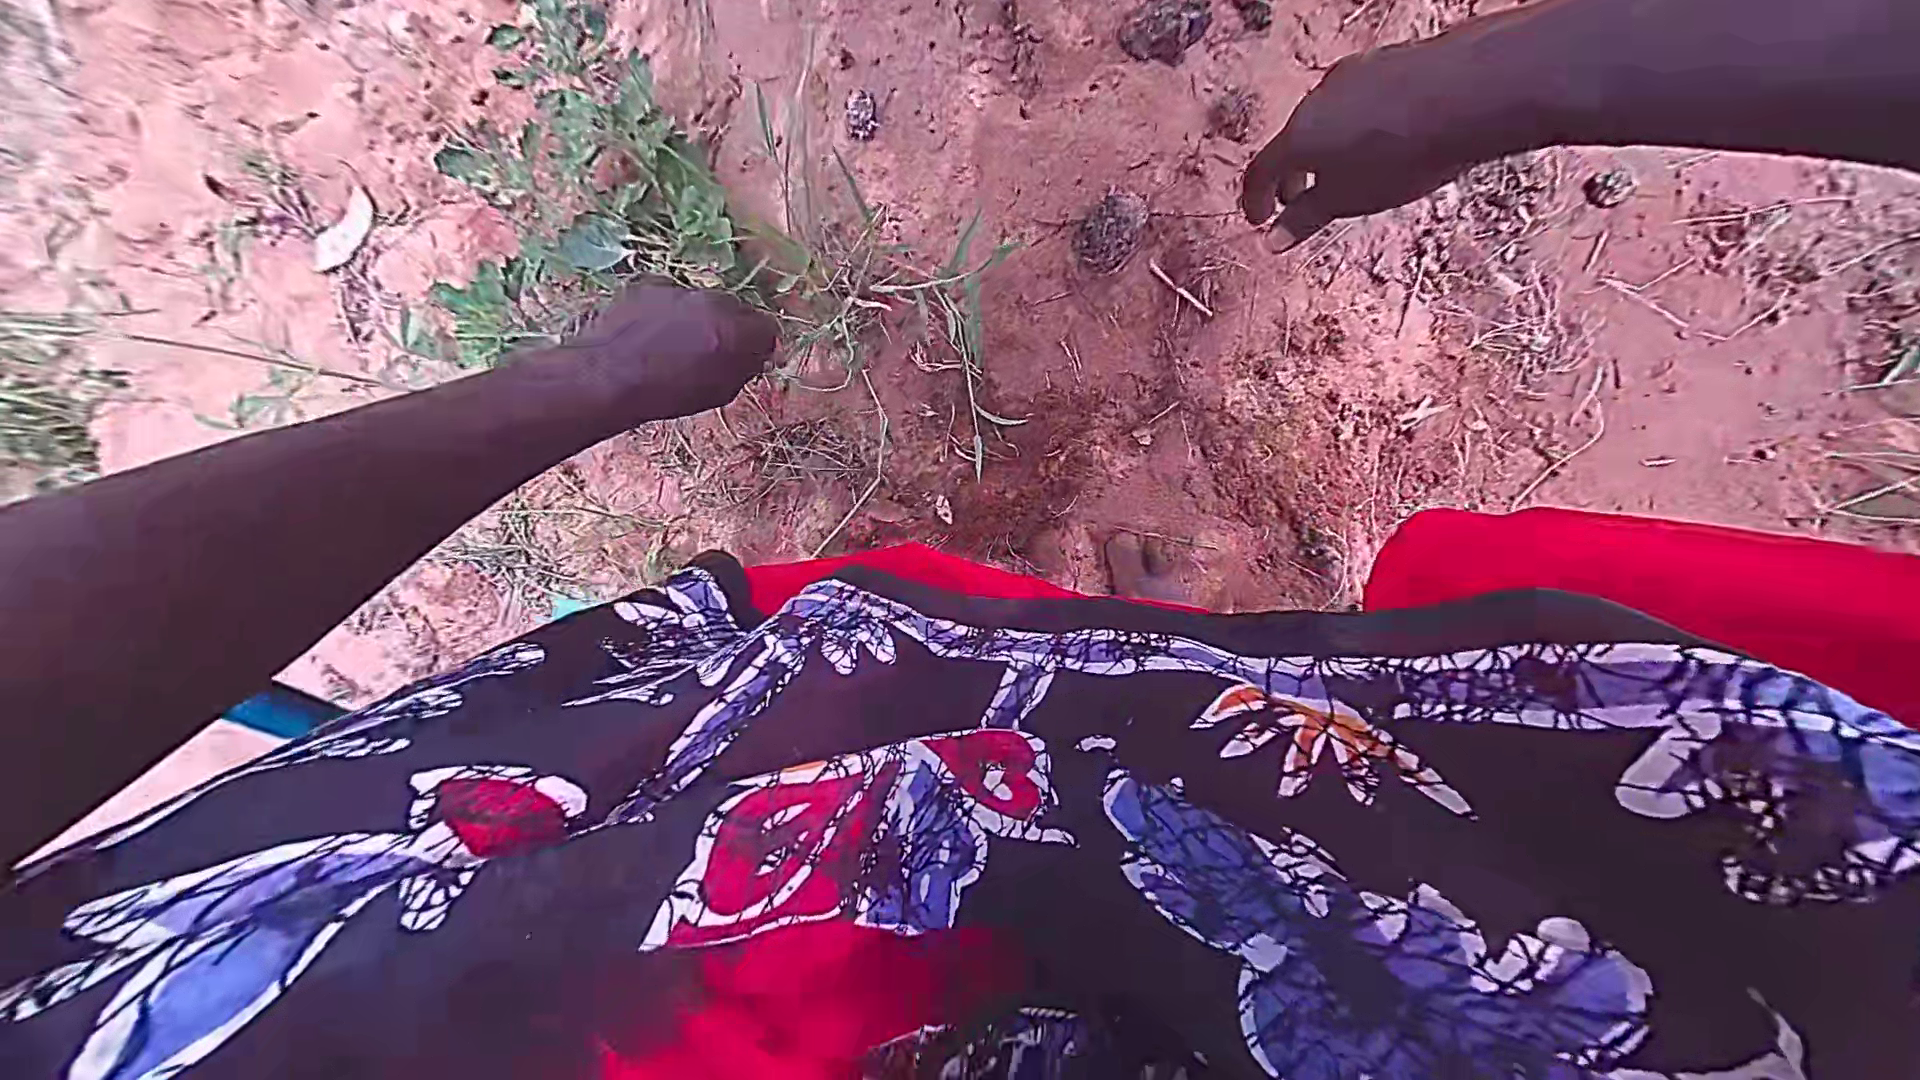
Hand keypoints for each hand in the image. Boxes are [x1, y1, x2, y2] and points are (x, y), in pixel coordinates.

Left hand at [556, 285, 776, 419]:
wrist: (608, 377)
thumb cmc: (671, 394)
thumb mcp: (721, 391)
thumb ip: (746, 368)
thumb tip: (758, 357)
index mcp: (736, 330)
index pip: (767, 327)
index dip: (762, 343)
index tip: (755, 356)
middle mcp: (712, 301)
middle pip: (737, 308)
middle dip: (733, 327)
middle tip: (719, 350)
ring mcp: (678, 289)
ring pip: (703, 300)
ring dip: (702, 317)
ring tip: (683, 343)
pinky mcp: (648, 284)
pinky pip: (671, 295)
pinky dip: (670, 310)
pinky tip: (656, 333)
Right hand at [1241, 10, 1540, 249]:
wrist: (1483, 91)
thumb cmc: (1404, 152)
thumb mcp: (1345, 200)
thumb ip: (1305, 219)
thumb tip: (1275, 240)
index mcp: (1297, 136)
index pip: (1259, 172)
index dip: (1255, 201)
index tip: (1260, 219)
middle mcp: (1320, 98)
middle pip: (1292, 142)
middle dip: (1292, 176)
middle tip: (1299, 200)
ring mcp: (1360, 71)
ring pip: (1327, 119)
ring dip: (1324, 150)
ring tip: (1343, 174)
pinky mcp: (1396, 58)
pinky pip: (1360, 100)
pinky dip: (1355, 128)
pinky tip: (1380, 144)